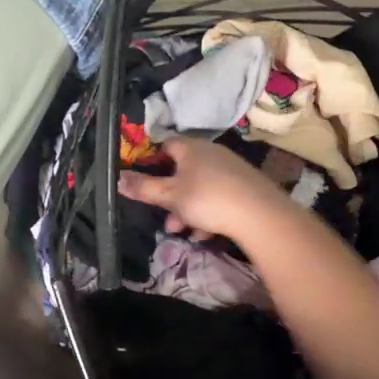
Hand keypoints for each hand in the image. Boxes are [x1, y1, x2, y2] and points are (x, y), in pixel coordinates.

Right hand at [116, 135, 294, 242]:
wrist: (260, 214)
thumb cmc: (207, 198)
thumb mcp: (169, 196)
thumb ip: (143, 188)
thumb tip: (118, 178)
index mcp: (191, 148)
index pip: (166, 144)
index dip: (153, 160)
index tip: (145, 179)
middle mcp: (211, 153)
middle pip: (182, 170)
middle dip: (170, 195)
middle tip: (164, 216)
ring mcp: (231, 169)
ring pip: (200, 187)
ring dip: (187, 209)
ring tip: (183, 232)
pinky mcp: (245, 187)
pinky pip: (218, 196)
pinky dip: (208, 213)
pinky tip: (206, 234)